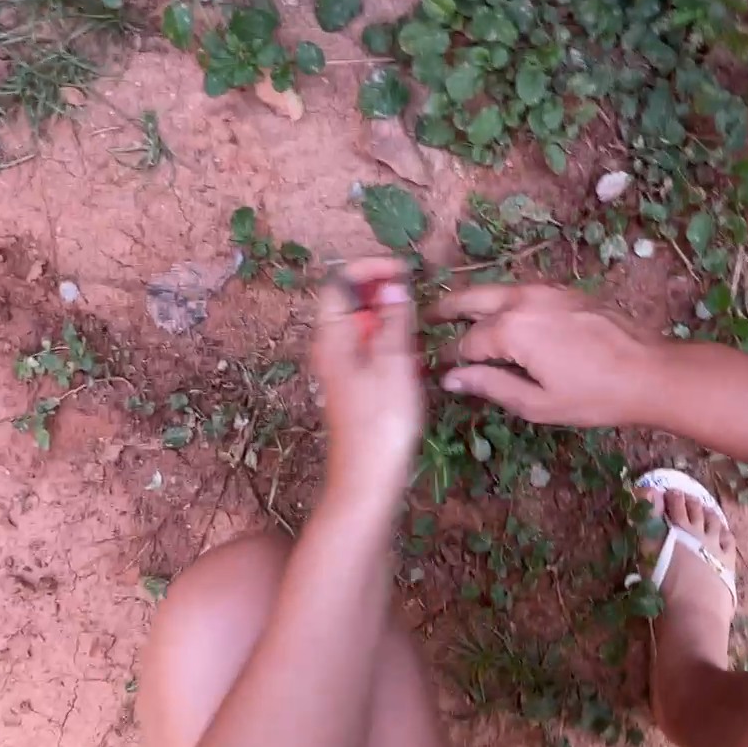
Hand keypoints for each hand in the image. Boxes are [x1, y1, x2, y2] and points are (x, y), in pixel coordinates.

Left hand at [313, 258, 423, 501]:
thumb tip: (394, 285)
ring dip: (388, 316)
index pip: (341, 282)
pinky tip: (412, 354)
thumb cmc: (381, 422)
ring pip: (362, 326)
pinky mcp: (355, 386)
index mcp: (332, 337)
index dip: (371, 268)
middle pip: (349, 302)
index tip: (403, 271)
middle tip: (413, 292)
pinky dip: (388, 341)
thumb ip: (394, 319)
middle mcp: (331, 348)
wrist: (369, 477)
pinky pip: (368, 349)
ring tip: (417, 321)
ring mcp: (341, 368)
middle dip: (380, 289)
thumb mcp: (393, 362)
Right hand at [430, 284, 663, 426]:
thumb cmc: (594, 395)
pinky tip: (499, 313)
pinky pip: (522, 291)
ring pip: (498, 290)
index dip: (449, 357)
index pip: (467, 342)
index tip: (435, 368)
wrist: (650, 371)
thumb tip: (453, 377)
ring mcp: (548, 291)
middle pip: (473, 299)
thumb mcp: (537, 403)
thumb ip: (491, 385)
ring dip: (473, 300)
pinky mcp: (566, 292)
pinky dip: (501, 299)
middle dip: (447, 309)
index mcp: (512, 329)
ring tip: (454, 312)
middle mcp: (525, 300)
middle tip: (426, 317)